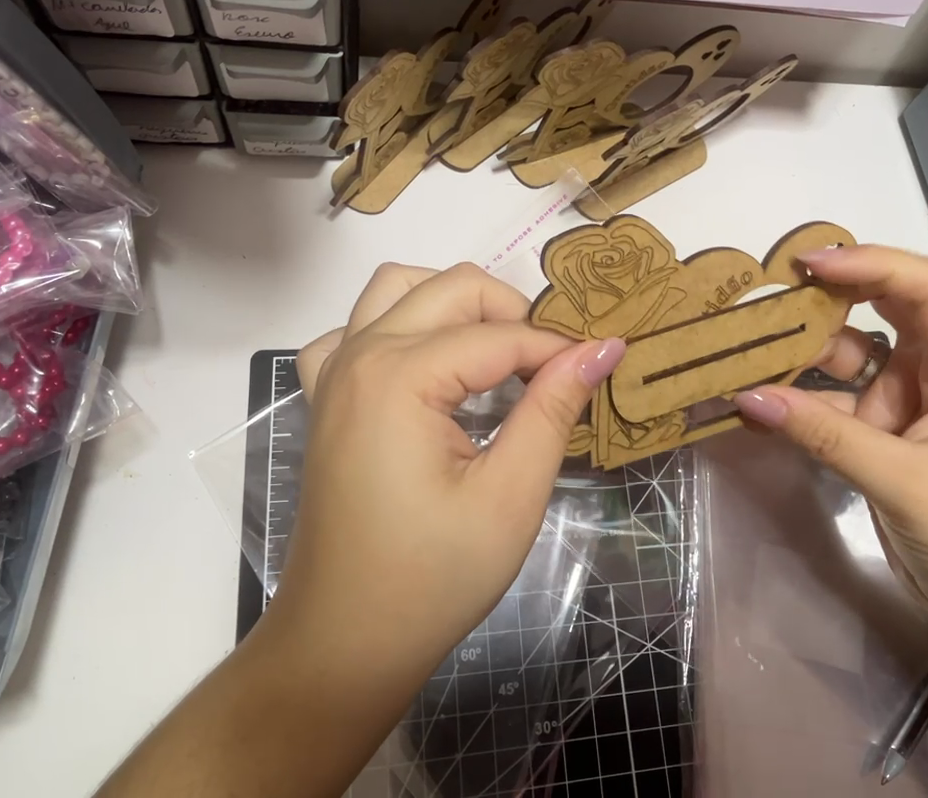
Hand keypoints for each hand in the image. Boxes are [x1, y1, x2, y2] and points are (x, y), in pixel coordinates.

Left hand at [277, 263, 624, 674]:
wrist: (346, 640)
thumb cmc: (431, 578)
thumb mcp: (510, 496)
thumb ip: (553, 409)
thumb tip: (602, 348)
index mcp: (399, 375)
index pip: (499, 335)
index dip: (558, 349)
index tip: (601, 366)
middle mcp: (360, 355)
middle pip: (450, 287)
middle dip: (512, 313)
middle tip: (553, 367)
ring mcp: (333, 373)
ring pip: (397, 288)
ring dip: (453, 305)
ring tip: (494, 355)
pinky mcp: (325, 398)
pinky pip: (354, 330)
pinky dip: (394, 328)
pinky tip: (421, 369)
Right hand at [733, 245, 927, 650]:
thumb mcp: (907, 485)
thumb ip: (826, 436)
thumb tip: (747, 396)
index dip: (872, 265)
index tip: (810, 264)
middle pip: (888, 308)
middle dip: (833, 294)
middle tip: (771, 290)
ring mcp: (910, 403)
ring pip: (853, 354)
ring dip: (806, 349)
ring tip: (751, 346)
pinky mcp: (884, 436)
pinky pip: (834, 402)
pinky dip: (799, 400)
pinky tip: (759, 399)